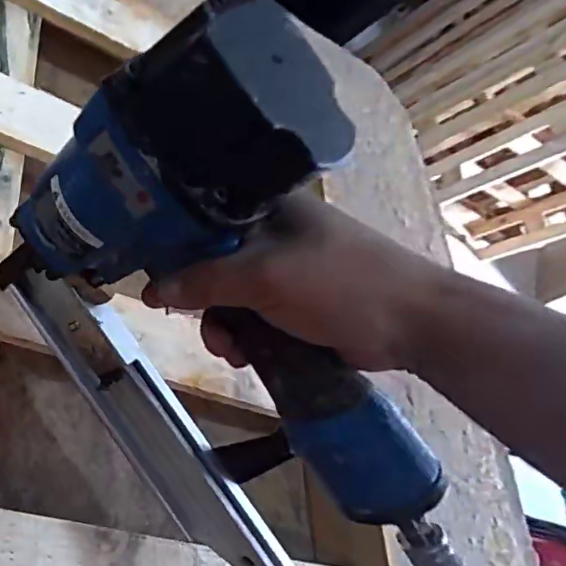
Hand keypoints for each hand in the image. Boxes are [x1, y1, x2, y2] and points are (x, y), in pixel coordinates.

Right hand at [142, 192, 452, 371]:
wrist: (414, 325)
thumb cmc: (339, 284)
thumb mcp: (264, 278)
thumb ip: (204, 281)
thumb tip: (151, 290)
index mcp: (264, 208)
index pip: (202, 218)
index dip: (173, 245)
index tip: (153, 274)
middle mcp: (270, 234)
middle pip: (209, 263)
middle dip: (199, 300)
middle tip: (196, 324)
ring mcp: (282, 270)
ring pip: (226, 296)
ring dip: (221, 326)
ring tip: (230, 351)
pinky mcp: (293, 303)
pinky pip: (249, 317)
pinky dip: (242, 337)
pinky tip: (246, 356)